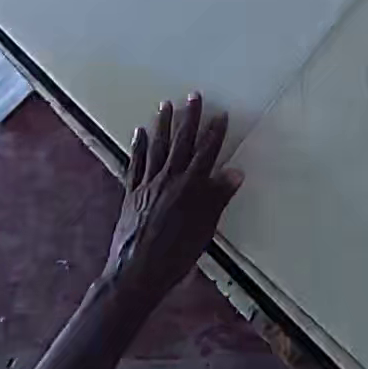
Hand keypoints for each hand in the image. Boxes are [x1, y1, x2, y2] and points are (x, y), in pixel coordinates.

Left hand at [102, 93, 242, 306]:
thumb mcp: (205, 229)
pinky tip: (140, 132)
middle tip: (194, 96)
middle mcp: (170, 178)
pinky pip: (136, 163)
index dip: (215, 132)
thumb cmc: (177, 255)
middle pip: (182, 142)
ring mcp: (148, 183)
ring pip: (158, 147)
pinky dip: (138, 146)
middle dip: (190, 117)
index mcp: (191, 186)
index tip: (221, 114)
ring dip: (163, 124)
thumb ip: (218, 197)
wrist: (137, 272)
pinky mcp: (132, 192)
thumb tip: (235, 171)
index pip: (207, 152)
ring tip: (166, 104)